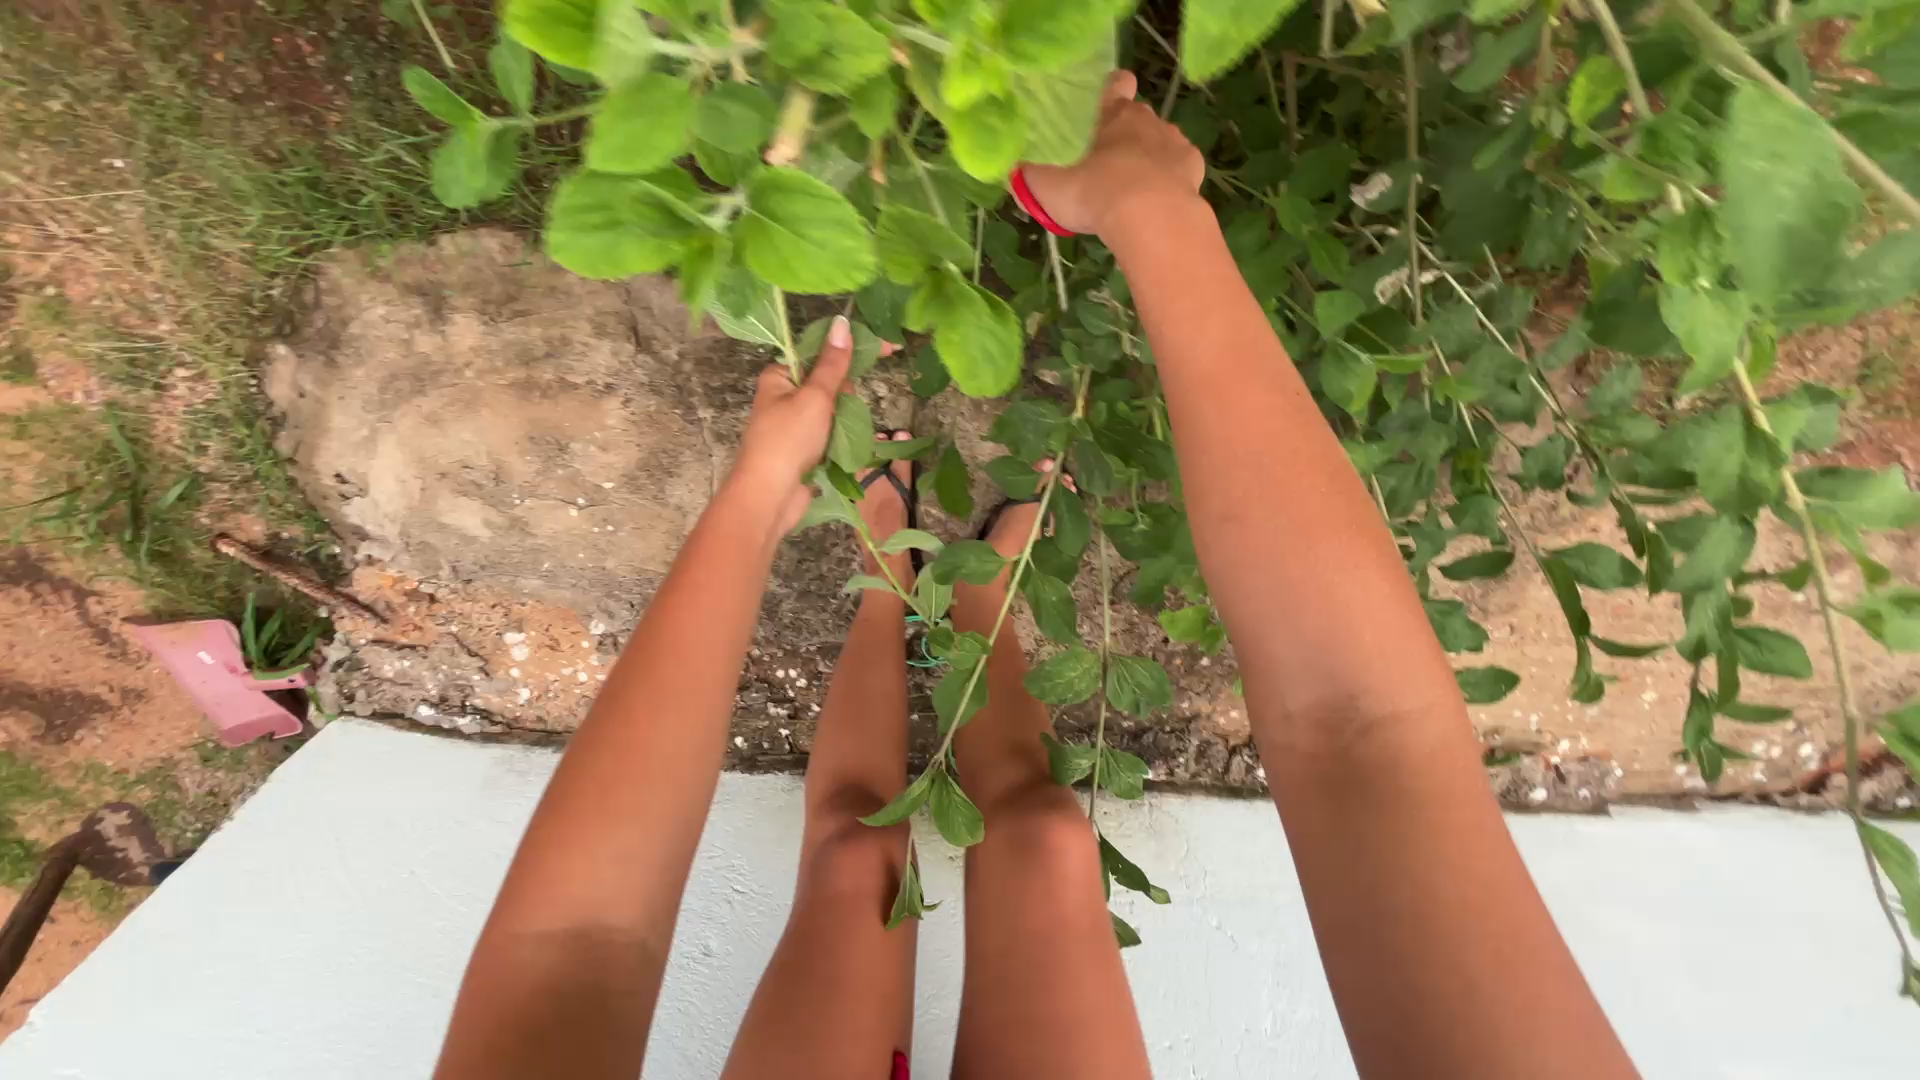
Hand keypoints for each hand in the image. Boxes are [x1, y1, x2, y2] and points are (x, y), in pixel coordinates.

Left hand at [728, 315, 853, 531]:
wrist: (770, 495)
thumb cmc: (788, 440)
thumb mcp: (815, 396)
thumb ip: (833, 363)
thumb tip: (842, 323)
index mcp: (780, 376)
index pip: (821, 352)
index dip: (853, 351)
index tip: (890, 348)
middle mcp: (784, 396)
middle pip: (830, 383)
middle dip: (846, 395)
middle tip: (842, 411)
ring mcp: (793, 424)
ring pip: (834, 411)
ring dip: (844, 421)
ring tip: (839, 436)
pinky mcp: (803, 449)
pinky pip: (830, 434)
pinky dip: (839, 439)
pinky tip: (840, 449)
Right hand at [1020, 70, 1205, 237]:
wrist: (1149, 216)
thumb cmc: (1095, 193)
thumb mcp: (1049, 188)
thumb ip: (1032, 177)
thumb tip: (1016, 170)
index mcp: (1113, 116)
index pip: (1116, 85)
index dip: (1111, 93)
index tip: (1104, 110)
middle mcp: (1146, 120)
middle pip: (1138, 117)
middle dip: (1126, 135)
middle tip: (1108, 168)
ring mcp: (1173, 142)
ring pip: (1161, 141)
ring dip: (1149, 159)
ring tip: (1134, 192)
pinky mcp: (1193, 167)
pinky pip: (1181, 167)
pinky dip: (1171, 180)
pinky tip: (1159, 201)